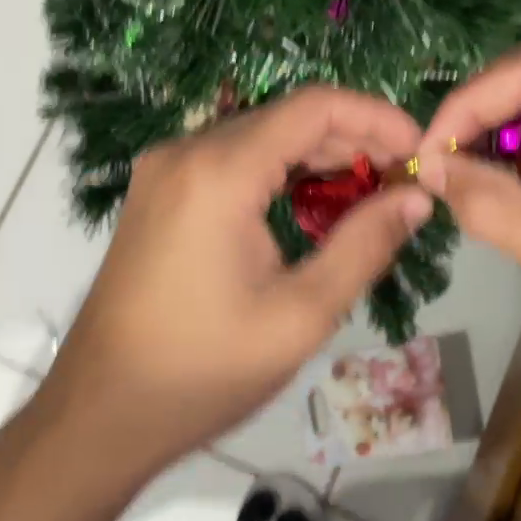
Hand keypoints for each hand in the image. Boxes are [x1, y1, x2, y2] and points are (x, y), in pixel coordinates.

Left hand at [35, 87, 434, 476]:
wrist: (99, 413)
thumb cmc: (204, 370)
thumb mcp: (300, 315)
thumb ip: (364, 246)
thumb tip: (416, 198)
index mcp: (219, 172)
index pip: (314, 107)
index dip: (376, 116)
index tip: (420, 148)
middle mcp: (186, 152)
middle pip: (287, 117)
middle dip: (353, 138)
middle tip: (404, 179)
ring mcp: (165, 170)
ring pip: (259, 136)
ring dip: (318, 155)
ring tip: (372, 190)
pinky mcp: (158, 193)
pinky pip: (231, 160)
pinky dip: (279, 171)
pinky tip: (314, 202)